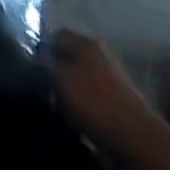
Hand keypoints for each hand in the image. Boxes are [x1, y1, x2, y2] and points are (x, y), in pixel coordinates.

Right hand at [47, 30, 159, 150]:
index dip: (43, 48)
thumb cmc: (93, 101)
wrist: (134, 135)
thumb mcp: (60, 80)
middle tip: (46, 84)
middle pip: (72, 54)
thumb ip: (48, 66)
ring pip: (83, 73)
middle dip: (58, 67)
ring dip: (72, 85)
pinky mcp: (120, 95)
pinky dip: (86, 99)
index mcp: (85, 41)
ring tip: (61, 101)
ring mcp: (113, 73)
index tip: (34, 65)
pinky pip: (95, 91)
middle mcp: (100, 51)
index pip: (58, 34)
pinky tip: (79, 112)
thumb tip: (42, 60)